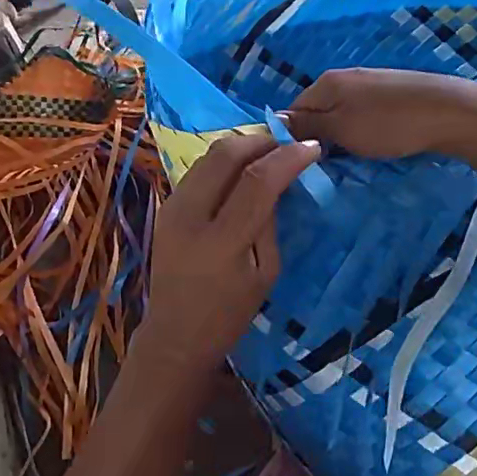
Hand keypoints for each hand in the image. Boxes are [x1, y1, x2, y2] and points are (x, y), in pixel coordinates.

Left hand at [138, 135, 319, 375]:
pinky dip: (222, 162)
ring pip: (207, 156)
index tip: (312, 148)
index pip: (257, 181)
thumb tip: (277, 181)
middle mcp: (190, 215)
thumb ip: (269, 222)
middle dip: (261, 141)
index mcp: (221, 240)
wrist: (174, 334)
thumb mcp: (265, 273)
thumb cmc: (228, 314)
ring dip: (240, 147)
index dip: (287, 158)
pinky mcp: (164, 207)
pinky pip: (197, 170)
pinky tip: (240, 170)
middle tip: (287, 145)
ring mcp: (171, 208)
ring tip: (267, 153)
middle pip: (225, 155)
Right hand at [284, 68, 476, 159]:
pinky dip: (362, 129)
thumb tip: (273, 122)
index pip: (291, 110)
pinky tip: (375, 142)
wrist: (452, 113)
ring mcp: (371, 82)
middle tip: (324, 165)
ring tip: (350, 157)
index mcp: (326, 82)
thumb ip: (306, 126)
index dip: (291, 137)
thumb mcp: (340, 130)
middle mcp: (345, 76)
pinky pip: (363, 112)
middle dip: (317, 137)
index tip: (298, 162)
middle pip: (316, 111)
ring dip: (340, 135)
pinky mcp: (392, 92)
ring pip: (340, 113)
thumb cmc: (389, 124)